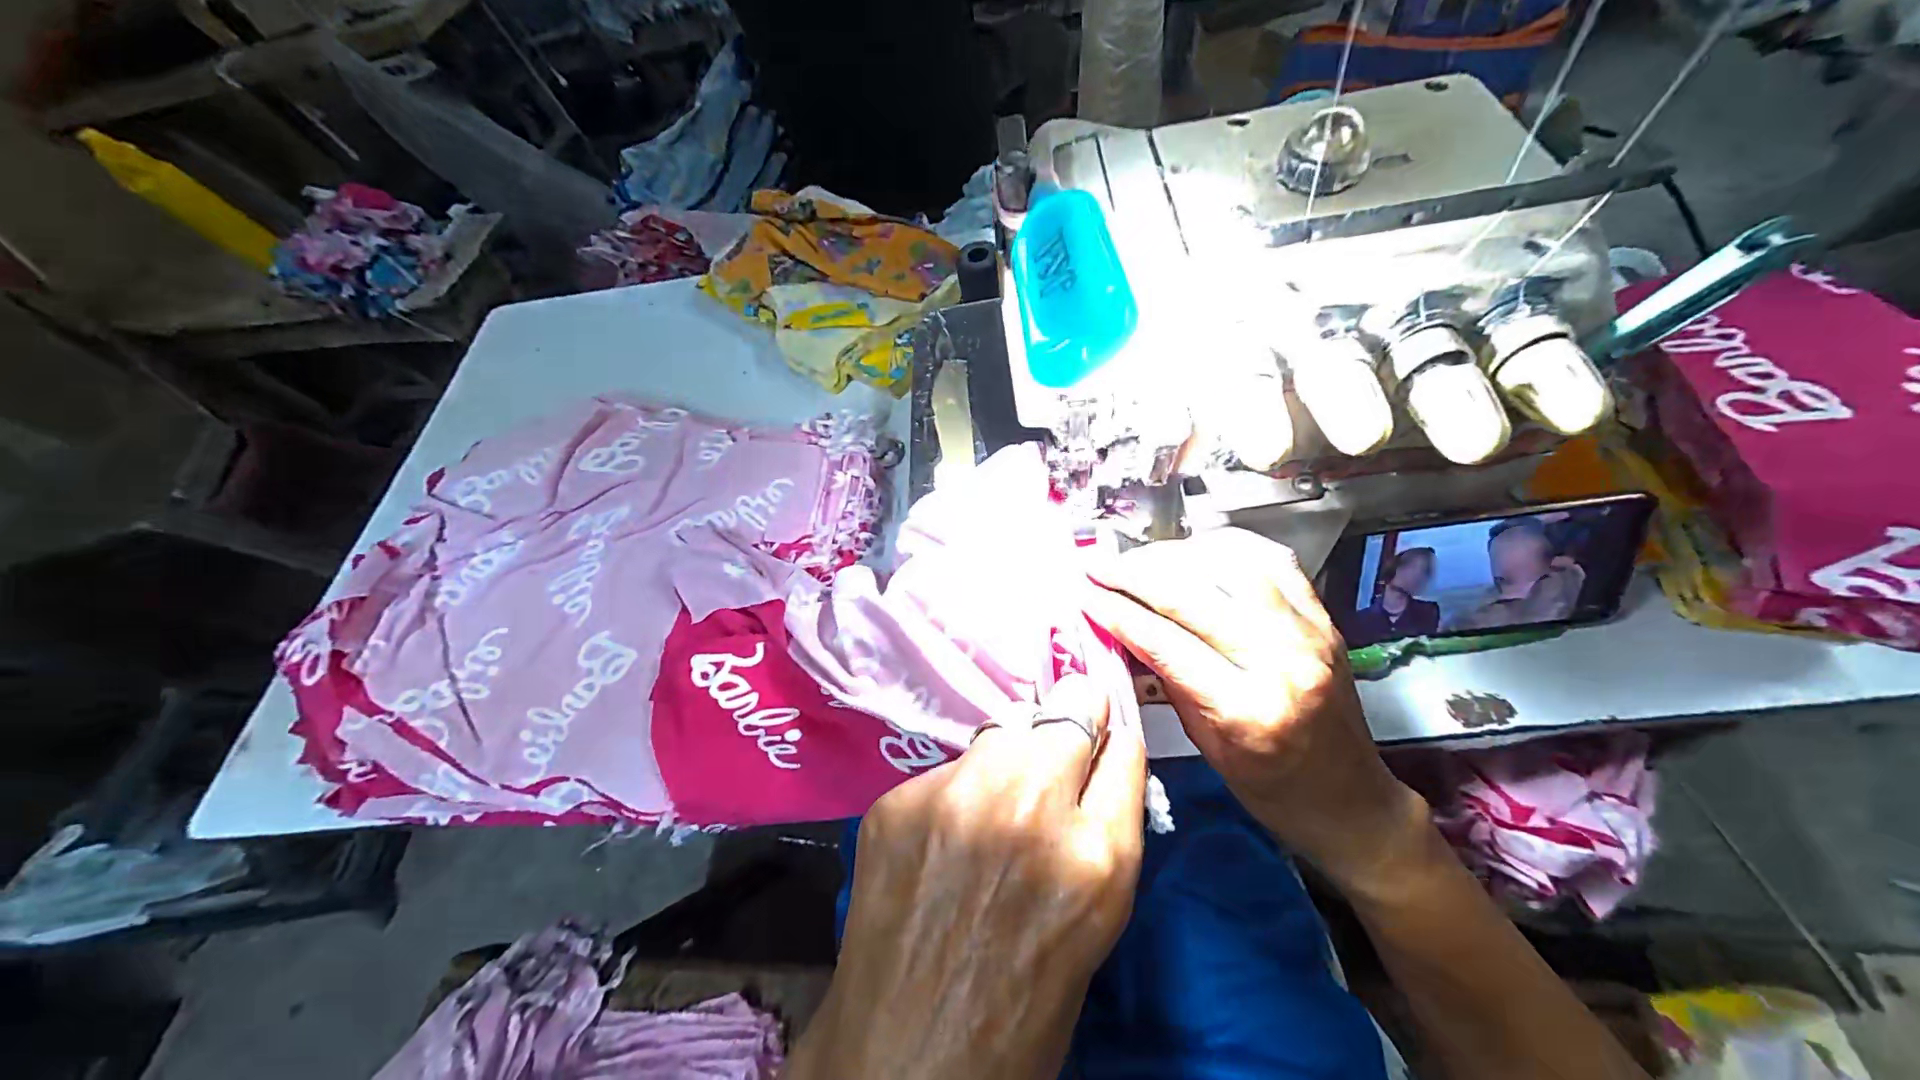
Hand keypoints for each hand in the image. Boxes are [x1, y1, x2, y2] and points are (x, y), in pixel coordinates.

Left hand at [784, 675, 1146, 1079]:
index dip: (1114, 732)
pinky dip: (958, 790)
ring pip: (1002, 731)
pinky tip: (945, 836)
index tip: (1104, 723)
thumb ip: (1103, 828)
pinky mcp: (899, 800)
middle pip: (1066, 712)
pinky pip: (949, 770)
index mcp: (1096, 854)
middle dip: (1068, 723)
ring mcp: (956, 796)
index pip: (1123, 746)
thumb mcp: (1096, 917)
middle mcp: (1028, 806)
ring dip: (1010, 754)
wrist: (909, 1056)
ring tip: (996, 802)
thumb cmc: (1025, 999)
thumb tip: (1101, 758)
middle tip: (1054, 747)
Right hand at [1082, 528, 1428, 894]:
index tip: (1085, 595)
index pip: (1166, 642)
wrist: (1351, 799)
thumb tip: (1120, 627)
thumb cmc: (1271, 786)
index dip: (1117, 612)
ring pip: (1229, 564)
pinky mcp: (1322, 616)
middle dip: (1134, 574)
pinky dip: (1226, 547)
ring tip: (1139, 560)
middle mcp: (1282, 661)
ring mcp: (1309, 631)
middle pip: (1192, 594)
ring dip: (1174, 555)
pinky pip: (1271, 559)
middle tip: (1099, 567)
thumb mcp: (1204, 743)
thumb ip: (1165, 678)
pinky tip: (1195, 551)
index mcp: (1248, 710)